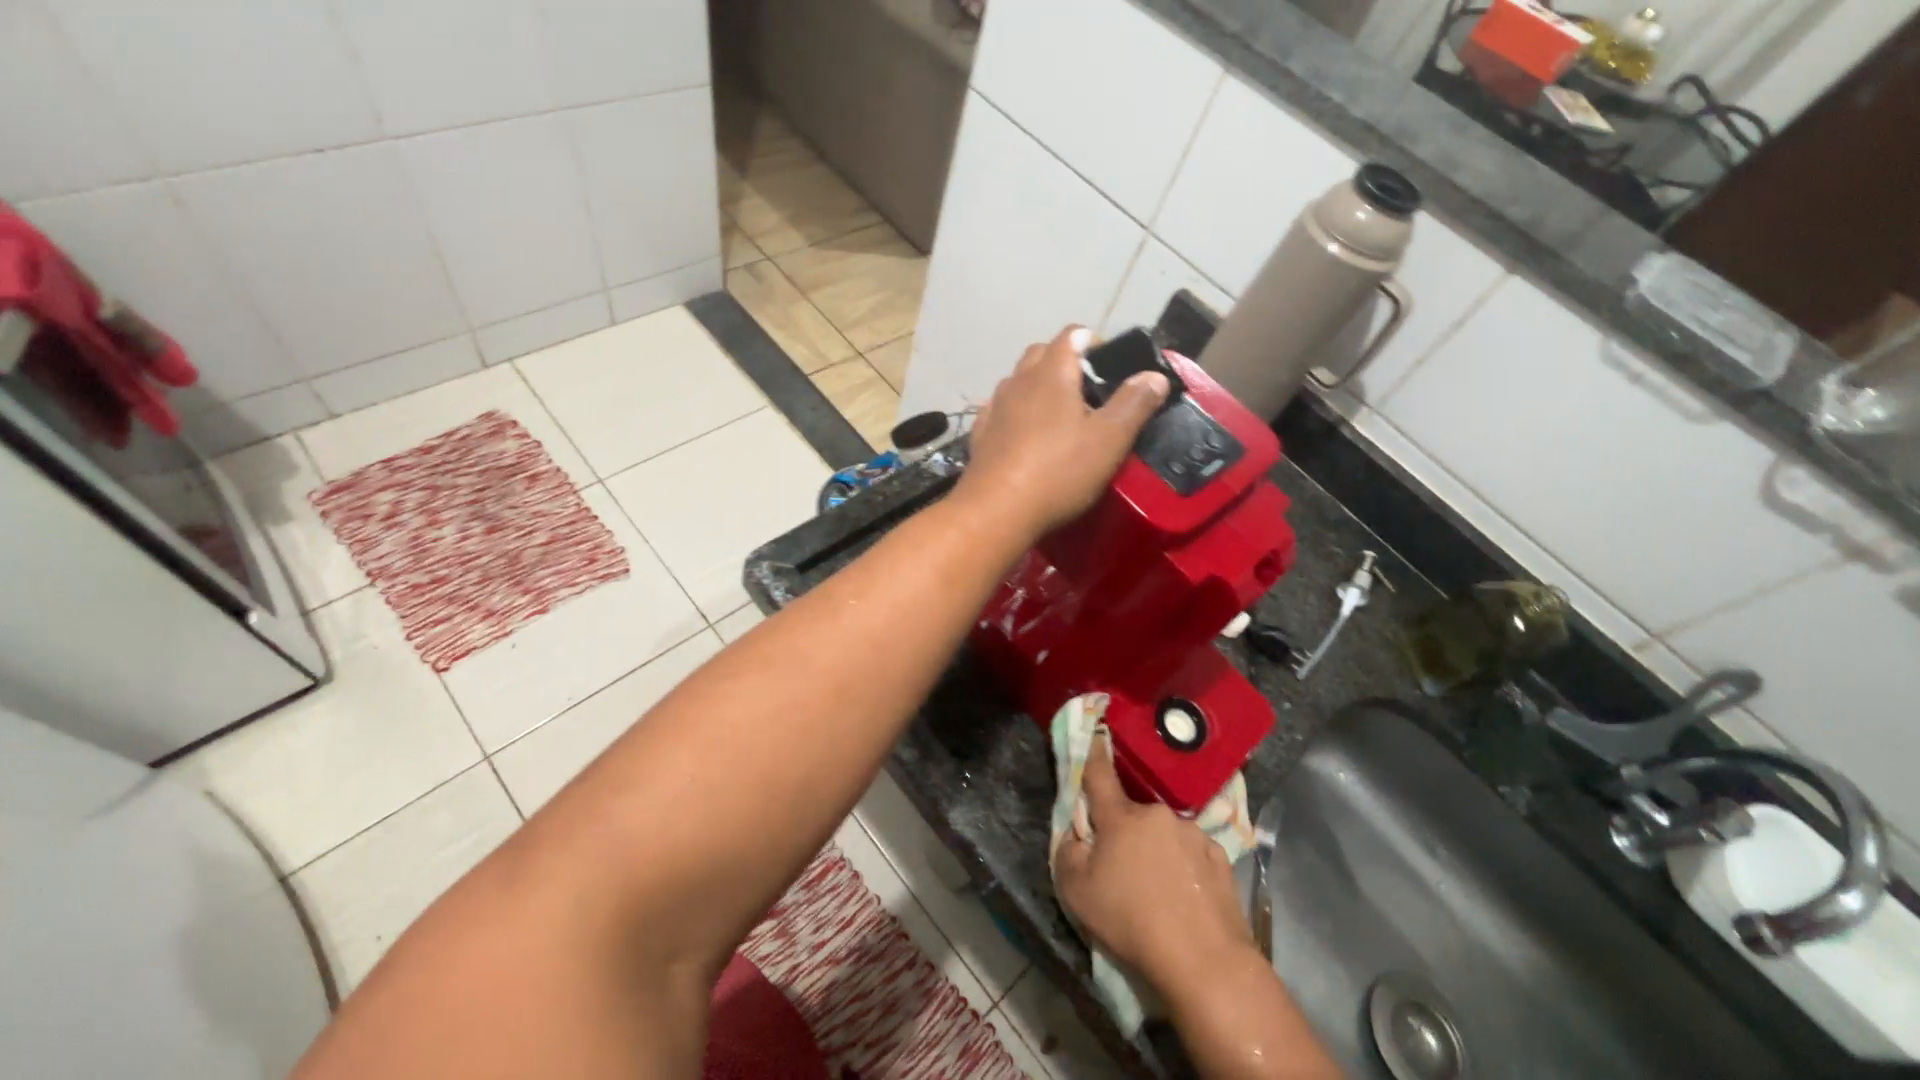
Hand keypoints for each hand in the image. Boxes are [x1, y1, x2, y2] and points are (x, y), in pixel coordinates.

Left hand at [957, 326, 1168, 538]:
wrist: (996, 511)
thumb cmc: (1059, 471)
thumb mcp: (1110, 440)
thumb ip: (1134, 404)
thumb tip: (1154, 376)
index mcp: (1052, 372)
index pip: (1072, 335)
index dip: (1094, 344)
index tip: (1110, 371)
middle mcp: (1018, 380)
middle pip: (1041, 353)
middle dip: (1065, 362)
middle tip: (1088, 394)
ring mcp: (995, 407)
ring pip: (1018, 381)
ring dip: (1038, 388)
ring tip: (1059, 417)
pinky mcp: (980, 435)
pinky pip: (1001, 411)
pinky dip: (1016, 414)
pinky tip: (1025, 436)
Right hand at [1053, 731, 1256, 995]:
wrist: (1202, 959)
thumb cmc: (1129, 921)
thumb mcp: (1075, 891)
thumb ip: (1067, 852)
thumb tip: (1077, 835)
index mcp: (1122, 817)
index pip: (1099, 776)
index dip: (1092, 753)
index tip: (1094, 730)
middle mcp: (1160, 815)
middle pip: (1132, 815)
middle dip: (1124, 832)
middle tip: (1120, 869)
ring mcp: (1195, 835)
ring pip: (1163, 835)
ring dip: (1156, 852)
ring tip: (1156, 892)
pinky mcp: (1220, 858)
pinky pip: (1190, 854)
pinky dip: (1182, 868)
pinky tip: (1183, 898)